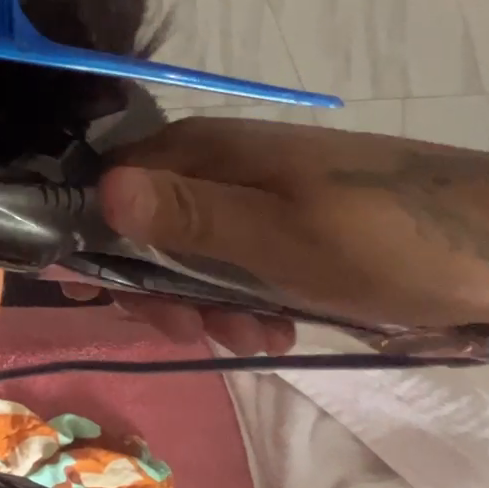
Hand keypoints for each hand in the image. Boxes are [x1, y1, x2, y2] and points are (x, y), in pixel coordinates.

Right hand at [92, 117, 488, 340]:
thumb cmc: (395, 242)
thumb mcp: (283, 236)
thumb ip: (188, 216)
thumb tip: (101, 191)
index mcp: (197, 150)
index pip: (105, 185)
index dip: (92, 240)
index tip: (103, 297)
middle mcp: (213, 161)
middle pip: (143, 220)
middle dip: (154, 282)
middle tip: (189, 332)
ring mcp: (255, 188)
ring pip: (190, 245)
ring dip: (202, 298)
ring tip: (247, 337)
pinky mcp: (292, 218)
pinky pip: (238, 255)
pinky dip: (243, 294)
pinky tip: (274, 325)